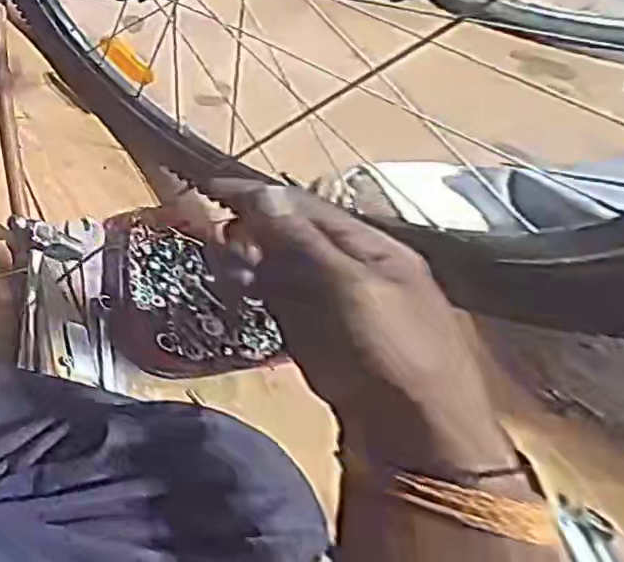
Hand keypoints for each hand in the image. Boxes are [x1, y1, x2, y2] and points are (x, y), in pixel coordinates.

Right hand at [201, 177, 517, 475]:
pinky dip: (251, 284)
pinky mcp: (313, 322)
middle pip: (284, 230)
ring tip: (232, 272)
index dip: (255, 194)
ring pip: (273, 259)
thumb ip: (300, 237)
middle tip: (222, 240)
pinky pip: (272, 289)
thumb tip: (261, 191)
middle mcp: (349, 264)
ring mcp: (331, 294)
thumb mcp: (346, 285)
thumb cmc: (390, 352)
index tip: (208, 186)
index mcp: (371, 247)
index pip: (302, 205)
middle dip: (248, 231)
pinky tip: (242, 291)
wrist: (415, 437)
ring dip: (246, 259)